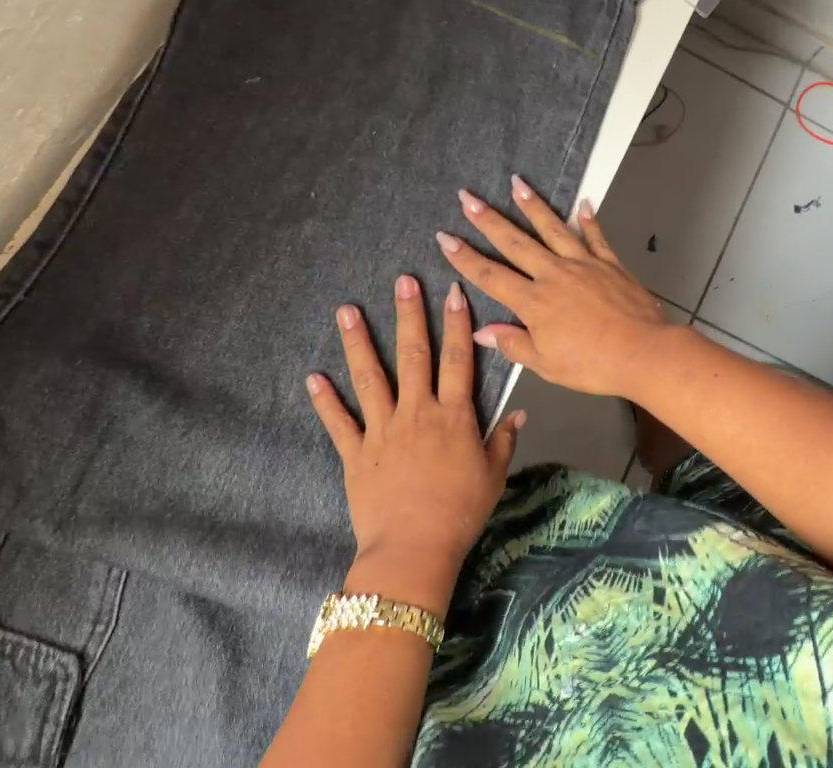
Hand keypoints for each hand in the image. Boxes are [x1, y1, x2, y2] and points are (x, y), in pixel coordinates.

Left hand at [305, 275, 526, 611]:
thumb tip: (519, 412)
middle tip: (403, 282)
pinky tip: (313, 377)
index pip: (458, 359)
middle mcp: (417, 413)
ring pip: (370, 378)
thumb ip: (503, 440)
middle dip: (409, 315)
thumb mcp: (494, 475)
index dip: (457, 323)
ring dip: (358, 342)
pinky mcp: (356, 454)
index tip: (453, 292)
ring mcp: (382, 431)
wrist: (414, 549)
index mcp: (454, 416)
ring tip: (347, 311)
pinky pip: (339, 422)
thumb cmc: (461, 512)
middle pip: (413, 355)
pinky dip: (325, 400)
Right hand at [435, 175, 674, 397]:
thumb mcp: (546, 363)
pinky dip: (589, 220)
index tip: (445, 238)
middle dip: (489, 219)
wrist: (642, 352)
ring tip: (517, 182)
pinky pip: (596, 237)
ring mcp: (583, 264)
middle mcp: (554, 274)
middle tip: (468, 197)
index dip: (465, 257)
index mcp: (534, 301)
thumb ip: (513, 343)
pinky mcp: (610, 264)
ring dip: (532, 205)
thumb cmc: (592, 364)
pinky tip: (583, 203)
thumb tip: (481, 330)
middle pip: (515, 242)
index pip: (490, 275)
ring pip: (552, 228)